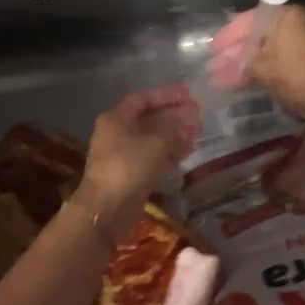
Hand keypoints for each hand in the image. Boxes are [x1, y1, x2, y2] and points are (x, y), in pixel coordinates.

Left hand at [79, 84, 199, 232]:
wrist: (106, 210)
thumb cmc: (128, 168)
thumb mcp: (155, 144)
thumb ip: (173, 130)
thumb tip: (187, 123)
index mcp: (116, 118)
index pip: (143, 98)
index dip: (166, 94)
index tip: (189, 95)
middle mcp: (117, 132)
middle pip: (149, 118)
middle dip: (174, 116)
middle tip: (197, 116)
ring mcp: (122, 154)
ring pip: (152, 138)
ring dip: (174, 135)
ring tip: (197, 135)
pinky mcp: (130, 173)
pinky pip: (152, 156)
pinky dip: (168, 153)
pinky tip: (186, 154)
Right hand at [209, 5, 304, 122]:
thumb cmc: (294, 76)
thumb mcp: (261, 68)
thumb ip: (241, 62)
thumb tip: (224, 66)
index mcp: (287, 15)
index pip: (250, 19)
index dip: (228, 35)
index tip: (213, 48)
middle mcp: (297, 22)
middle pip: (258, 35)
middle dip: (235, 53)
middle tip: (214, 66)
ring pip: (267, 50)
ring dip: (246, 63)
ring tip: (222, 78)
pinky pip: (279, 59)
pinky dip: (262, 68)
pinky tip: (243, 80)